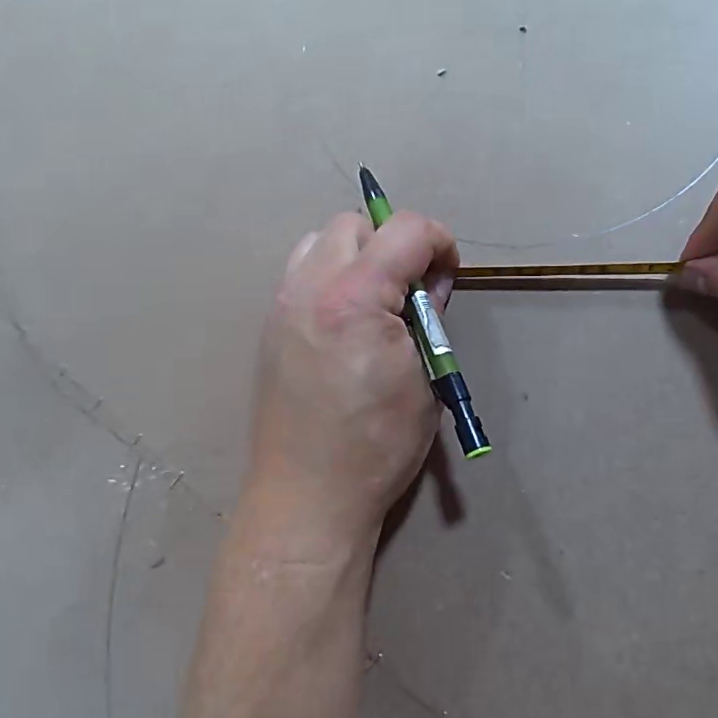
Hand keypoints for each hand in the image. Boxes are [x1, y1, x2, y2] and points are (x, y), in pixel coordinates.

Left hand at [244, 210, 458, 538]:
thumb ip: (427, 321)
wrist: (308, 494)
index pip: (403, 230)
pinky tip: (346, 320)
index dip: (439, 241)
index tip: (447, 273)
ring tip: (376, 301)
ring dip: (357, 255)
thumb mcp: (425, 380)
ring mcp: (281, 306)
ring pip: (320, 241)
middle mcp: (308, 289)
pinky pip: (301, 274)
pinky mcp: (270, 326)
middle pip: (355, 223)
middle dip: (394, 243)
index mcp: (354, 299)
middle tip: (412, 290)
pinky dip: (331, 277)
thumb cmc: (377, 446)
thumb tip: (428, 288)